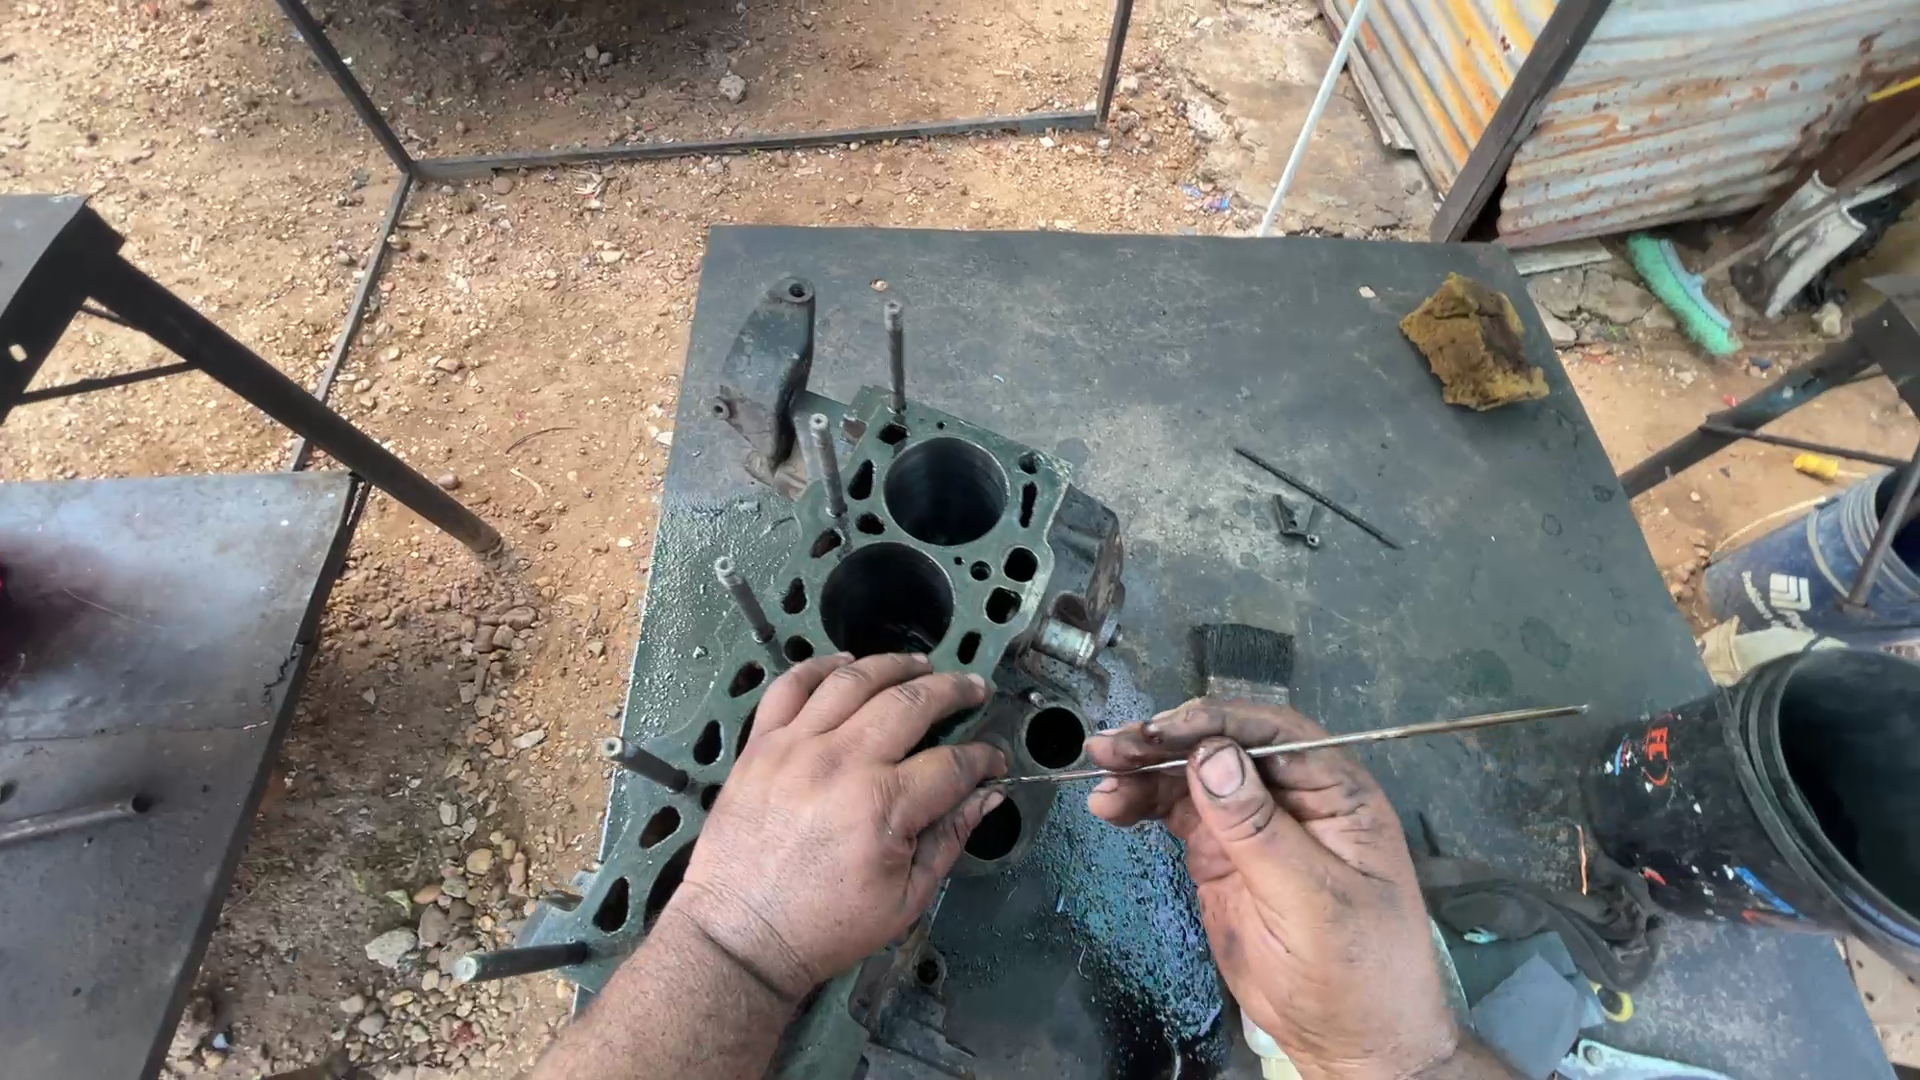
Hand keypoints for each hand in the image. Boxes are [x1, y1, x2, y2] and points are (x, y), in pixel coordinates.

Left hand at [667, 653, 1007, 1001]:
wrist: (739, 935)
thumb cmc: (826, 926)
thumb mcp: (906, 900)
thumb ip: (951, 840)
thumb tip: (989, 795)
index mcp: (883, 806)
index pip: (951, 763)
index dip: (982, 758)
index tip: (993, 761)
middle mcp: (842, 762)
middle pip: (911, 702)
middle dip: (953, 690)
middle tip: (974, 688)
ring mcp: (797, 745)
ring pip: (855, 680)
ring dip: (896, 664)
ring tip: (922, 664)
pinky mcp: (761, 743)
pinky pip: (791, 685)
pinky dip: (820, 665)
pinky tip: (847, 662)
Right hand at [1085, 699, 1458, 1079]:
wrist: (1347, 1044)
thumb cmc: (1356, 976)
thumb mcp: (1313, 902)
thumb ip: (1260, 828)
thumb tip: (1211, 756)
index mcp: (1332, 791)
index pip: (1270, 732)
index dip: (1212, 723)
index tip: (1160, 733)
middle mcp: (1287, 792)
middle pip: (1218, 744)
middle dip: (1163, 742)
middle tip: (1111, 748)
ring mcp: (1249, 818)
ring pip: (1187, 773)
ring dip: (1141, 770)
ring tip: (1101, 779)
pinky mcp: (1217, 846)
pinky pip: (1172, 808)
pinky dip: (1139, 802)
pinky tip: (1111, 805)